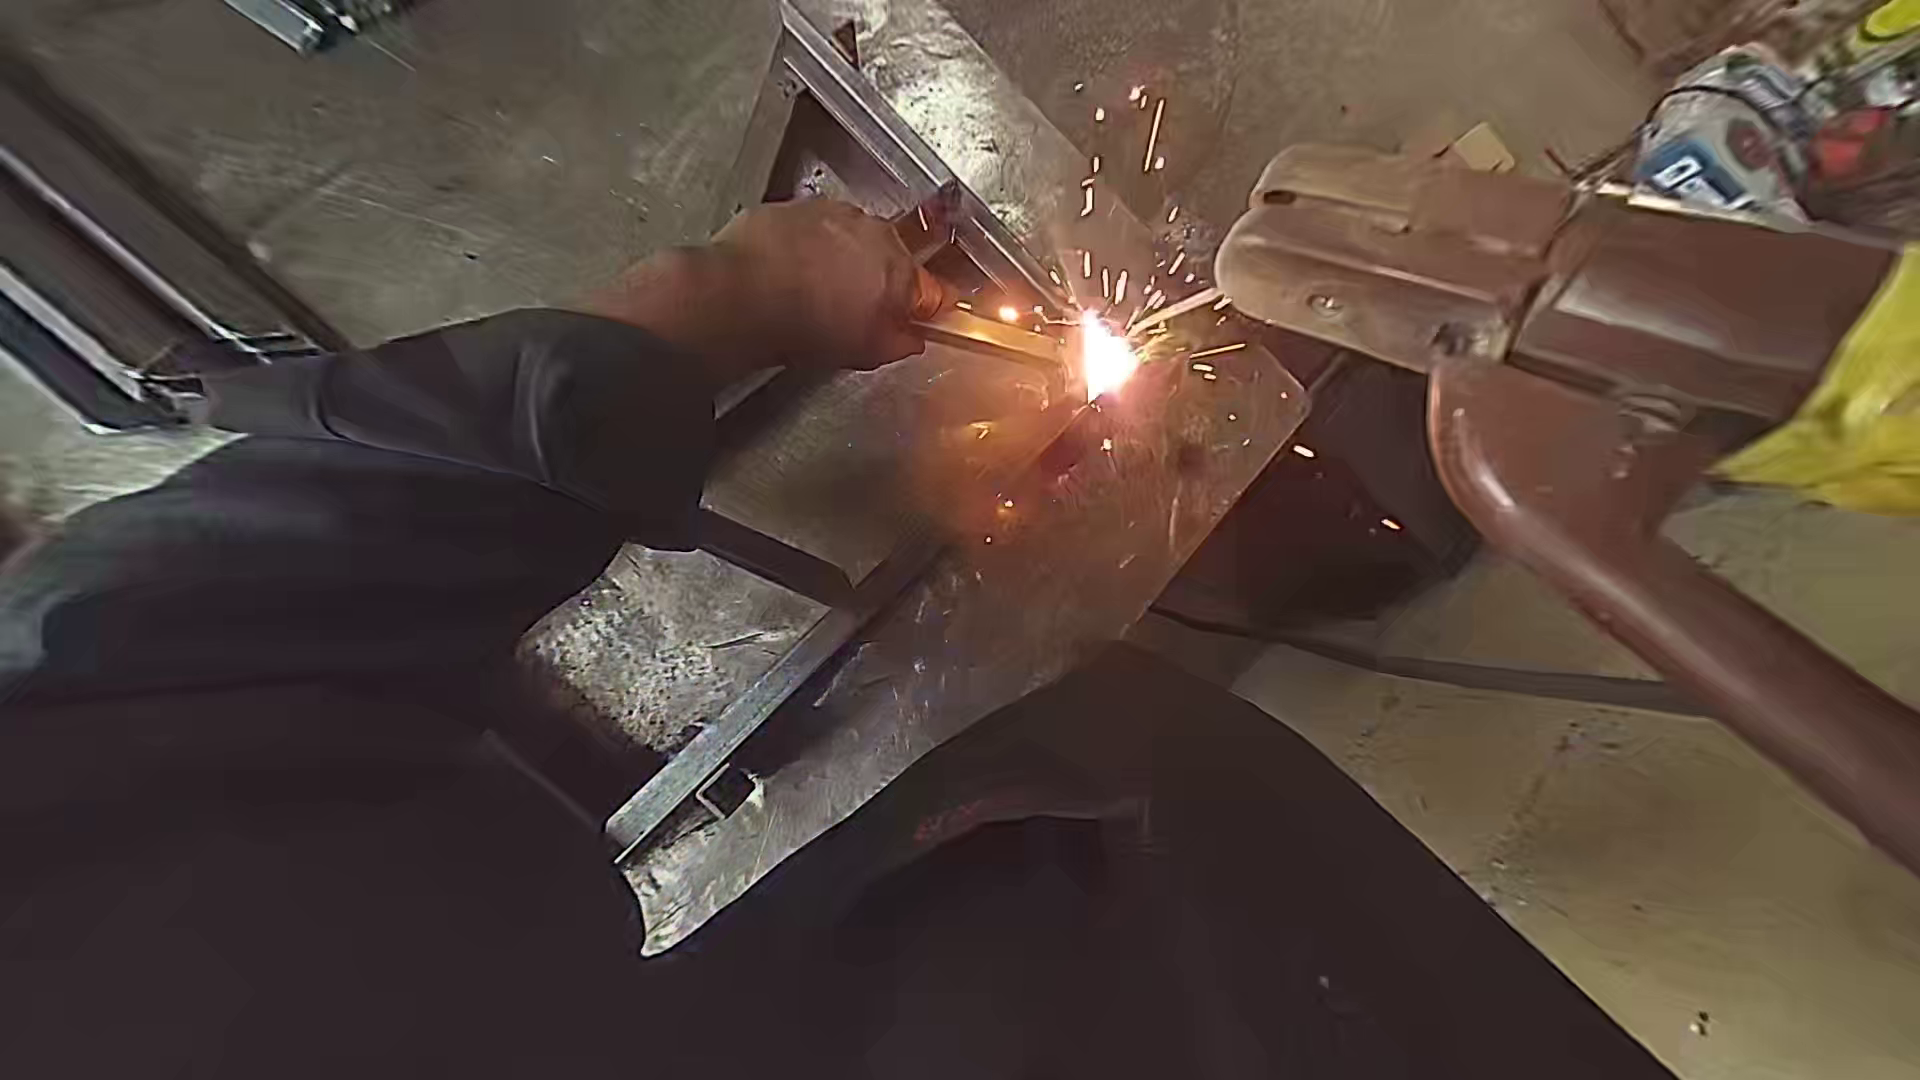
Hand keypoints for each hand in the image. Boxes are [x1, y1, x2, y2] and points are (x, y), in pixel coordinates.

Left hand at [586, 199, 924, 379]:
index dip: (930, 307)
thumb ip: (900, 342)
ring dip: (849, 262)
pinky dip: (817, 248)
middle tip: (860, 311)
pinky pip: (822, 229)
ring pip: (858, 241)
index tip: (923, 316)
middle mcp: (877, 234)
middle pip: (895, 260)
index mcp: (902, 273)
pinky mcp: (802, 206)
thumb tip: (912, 339)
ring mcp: (839, 215)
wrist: (746, 296)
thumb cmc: (808, 326)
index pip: (935, 291)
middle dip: (884, 283)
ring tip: (822, 293)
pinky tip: (798, 273)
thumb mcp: (866, 351)